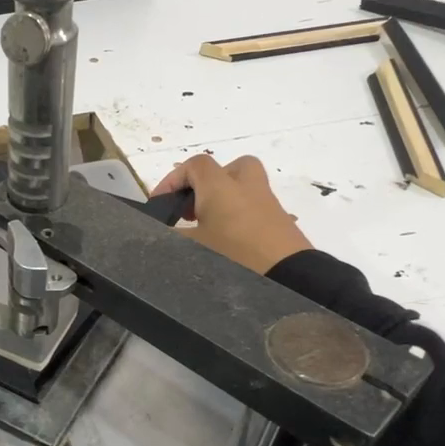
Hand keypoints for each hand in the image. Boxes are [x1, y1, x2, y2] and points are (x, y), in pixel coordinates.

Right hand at [150, 154, 312, 273]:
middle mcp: (248, 188)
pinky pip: (255, 211)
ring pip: (244, 189)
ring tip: (208, 231)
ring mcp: (269, 205)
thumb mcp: (191, 249)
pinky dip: (240, 219)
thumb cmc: (233, 257)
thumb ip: (169, 238)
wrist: (289, 280)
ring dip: (224, 202)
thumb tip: (155, 233)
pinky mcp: (282, 224)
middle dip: (207, 184)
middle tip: (193, 209)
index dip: (172, 179)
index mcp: (221, 186)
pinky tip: (229, 246)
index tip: (160, 203)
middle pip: (228, 169)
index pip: (195, 165)